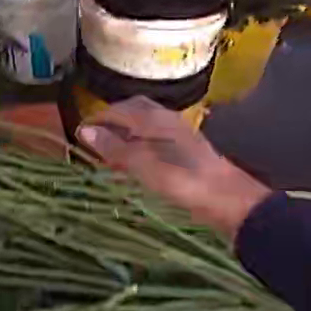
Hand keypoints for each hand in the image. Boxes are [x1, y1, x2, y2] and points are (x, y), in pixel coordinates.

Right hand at [78, 97, 271, 239]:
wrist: (231, 201)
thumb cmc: (184, 180)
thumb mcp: (142, 164)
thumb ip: (114, 146)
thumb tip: (85, 130)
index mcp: (153, 117)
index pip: (116, 109)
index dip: (96, 120)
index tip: (79, 135)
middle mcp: (165, 118)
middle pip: (132, 110)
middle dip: (110, 119)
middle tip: (94, 138)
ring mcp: (178, 132)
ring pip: (144, 123)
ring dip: (125, 131)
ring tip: (111, 149)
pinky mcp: (187, 149)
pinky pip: (154, 136)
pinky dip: (138, 141)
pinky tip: (136, 159)